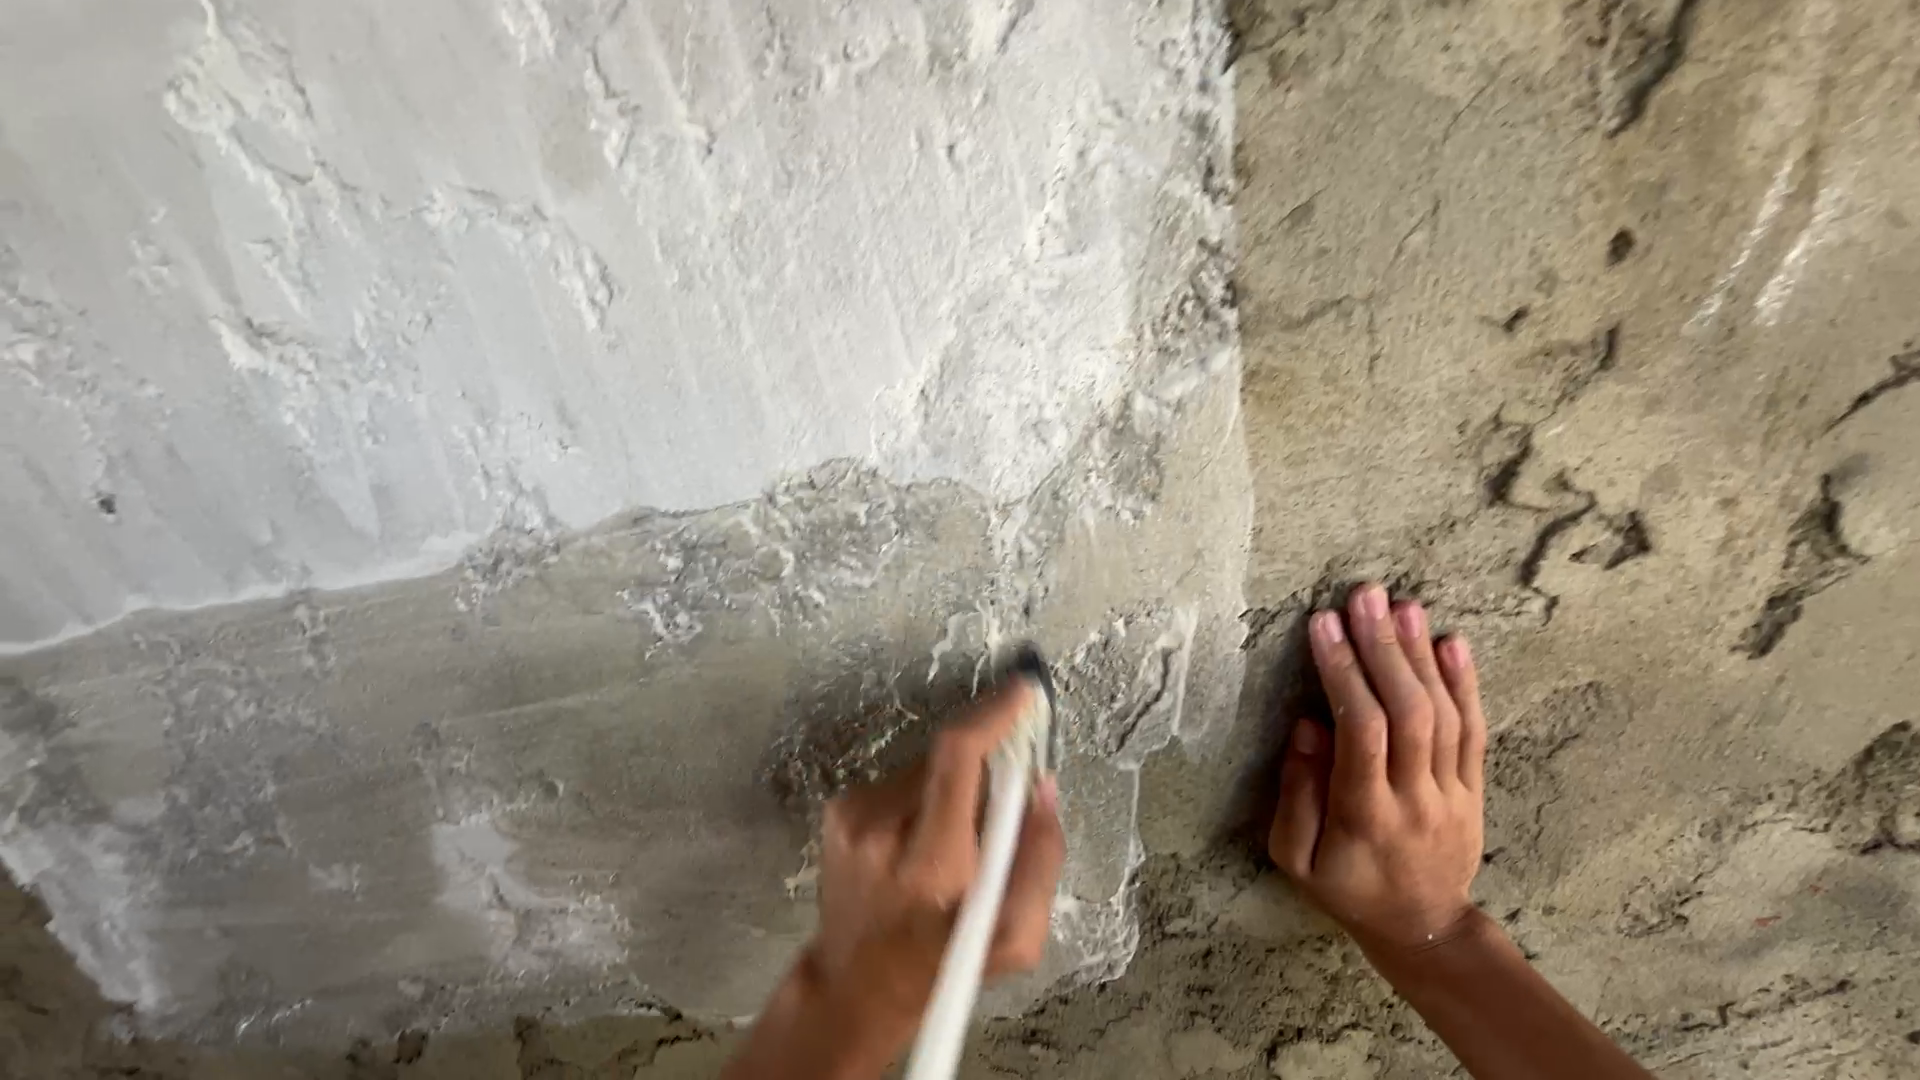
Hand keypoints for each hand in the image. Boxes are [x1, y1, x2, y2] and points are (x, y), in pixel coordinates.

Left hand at [803, 682, 1065, 1061]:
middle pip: (946, 756)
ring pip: (925, 767)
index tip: (1021, 690)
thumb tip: (1042, 783)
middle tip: (1001, 798)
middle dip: (984, 761)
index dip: (992, 715)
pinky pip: (900, 780)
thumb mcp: (1014, 936)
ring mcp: (851, 814)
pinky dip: (923, 796)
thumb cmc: (943, 964)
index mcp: (930, 861)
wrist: (854, 984)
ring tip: (952, 838)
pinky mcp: (838, 808)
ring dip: (952, 785)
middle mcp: (881, 827)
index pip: (957, 758)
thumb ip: (1040, 856)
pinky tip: (918, 839)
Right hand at [1269, 583, 1487, 952]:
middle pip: (1407, 711)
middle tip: (1364, 596)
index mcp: (1365, 813)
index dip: (1344, 673)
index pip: (1360, 730)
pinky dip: (1465, 683)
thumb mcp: (1295, 859)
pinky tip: (1451, 642)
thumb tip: (1308, 726)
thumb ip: (1296, 795)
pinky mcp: (1475, 788)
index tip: (1322, 625)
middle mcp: (1417, 797)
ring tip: (1402, 605)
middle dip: (1383, 647)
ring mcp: (1454, 791)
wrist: (1424, 929)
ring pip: (1443, 713)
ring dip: (1421, 654)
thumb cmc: (1346, 889)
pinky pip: (1475, 730)